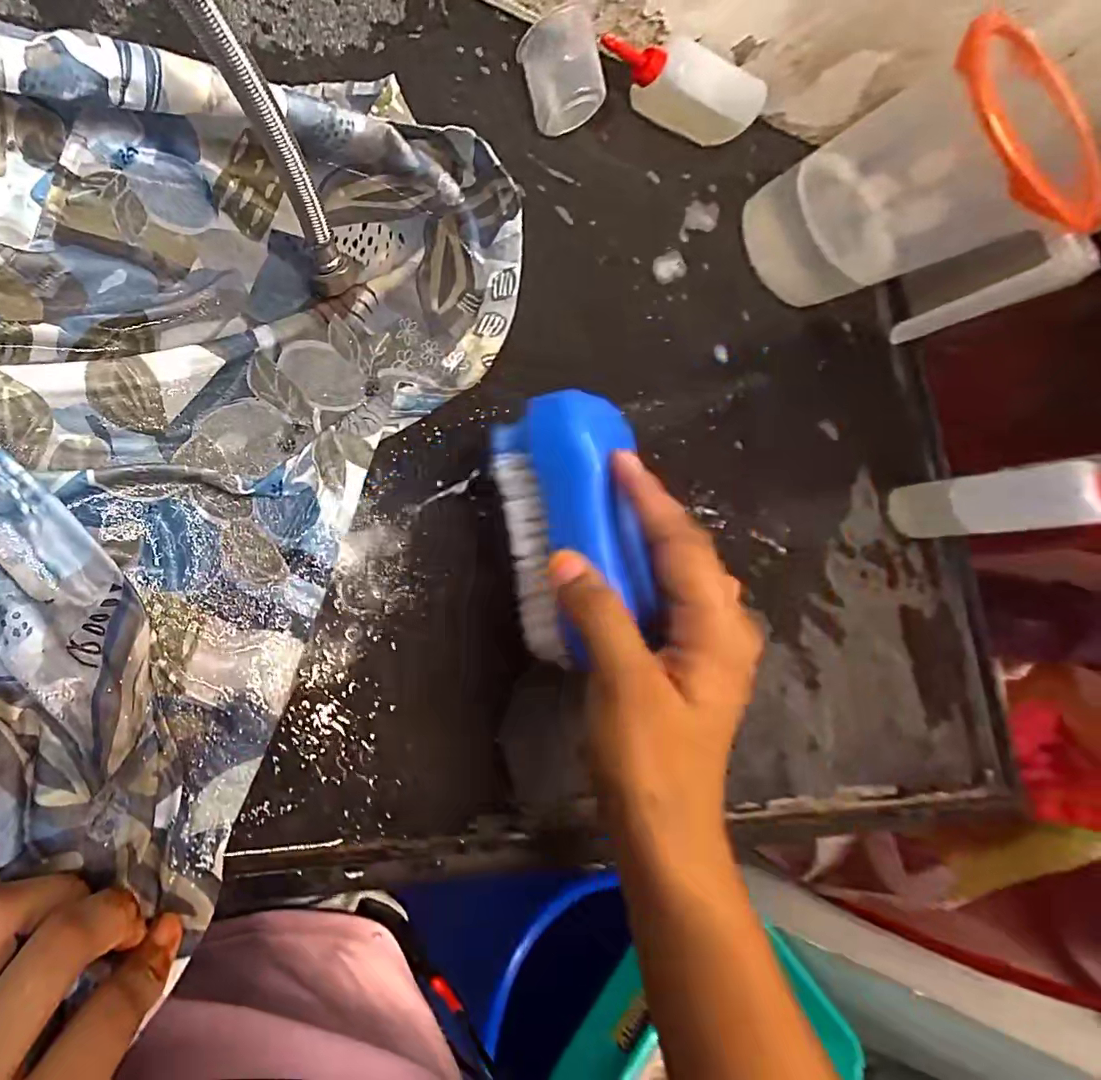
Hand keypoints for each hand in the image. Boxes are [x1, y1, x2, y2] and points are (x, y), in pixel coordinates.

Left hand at [0, 875, 182, 1079]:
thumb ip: (92, 1063)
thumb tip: (139, 974)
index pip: (96, 1030)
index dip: (144, 973)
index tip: (166, 939)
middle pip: (47, 953)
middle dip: (104, 916)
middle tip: (133, 913)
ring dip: (54, 890)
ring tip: (90, 899)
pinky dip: (16, 904)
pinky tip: (45, 911)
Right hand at [548, 451, 762, 844]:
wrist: (659, 821)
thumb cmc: (647, 754)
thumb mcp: (622, 681)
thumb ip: (599, 614)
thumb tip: (567, 557)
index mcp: (717, 630)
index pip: (684, 548)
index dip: (651, 502)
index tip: (620, 462)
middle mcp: (716, 630)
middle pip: (685, 556)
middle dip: (649, 513)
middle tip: (607, 481)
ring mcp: (694, 648)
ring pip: (668, 578)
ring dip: (636, 542)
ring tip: (602, 514)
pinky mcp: (667, 663)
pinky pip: (649, 601)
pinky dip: (624, 575)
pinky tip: (600, 572)